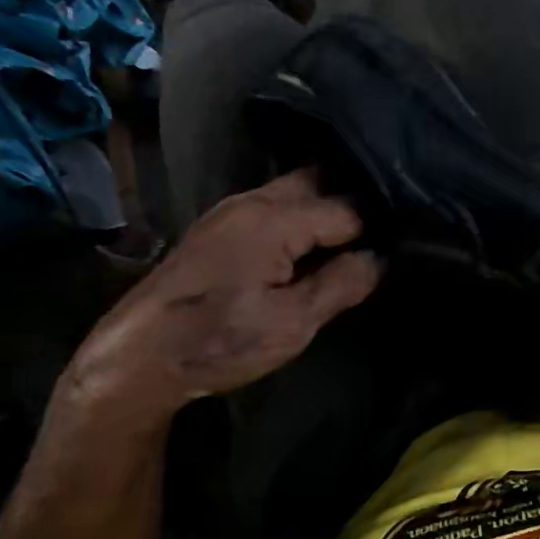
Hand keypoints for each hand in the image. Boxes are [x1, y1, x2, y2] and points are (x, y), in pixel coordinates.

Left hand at [58, 170, 382, 429]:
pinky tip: (309, 245)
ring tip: (353, 237)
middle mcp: (251, 201)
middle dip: (351, 200)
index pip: (346, 208)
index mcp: (274, 219)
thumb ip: (341, 285)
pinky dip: (298, 217)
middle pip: (317, 181)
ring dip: (323, 207)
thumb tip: (380, 258)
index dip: (377, 226)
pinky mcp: (216, 229)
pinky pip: (271, 206)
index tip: (401, 242)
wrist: (138, 357)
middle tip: (382, 232)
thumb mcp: (292, 323)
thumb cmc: (219, 341)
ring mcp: (229, 212)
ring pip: (291, 191)